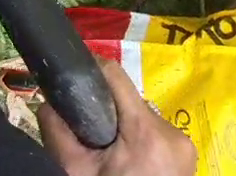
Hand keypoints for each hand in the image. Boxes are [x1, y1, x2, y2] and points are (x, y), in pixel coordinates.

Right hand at [38, 60, 194, 175]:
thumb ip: (54, 125)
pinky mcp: (188, 159)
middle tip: (86, 131)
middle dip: (103, 108)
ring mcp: (186, 147)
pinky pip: (154, 133)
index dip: (88, 70)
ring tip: (105, 152)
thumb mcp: (72, 168)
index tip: (70, 80)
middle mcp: (174, 134)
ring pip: (140, 115)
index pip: (114, 75)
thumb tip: (47, 98)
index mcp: (147, 134)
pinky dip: (135, 140)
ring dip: (120, 125)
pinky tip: (124, 162)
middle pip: (127, 98)